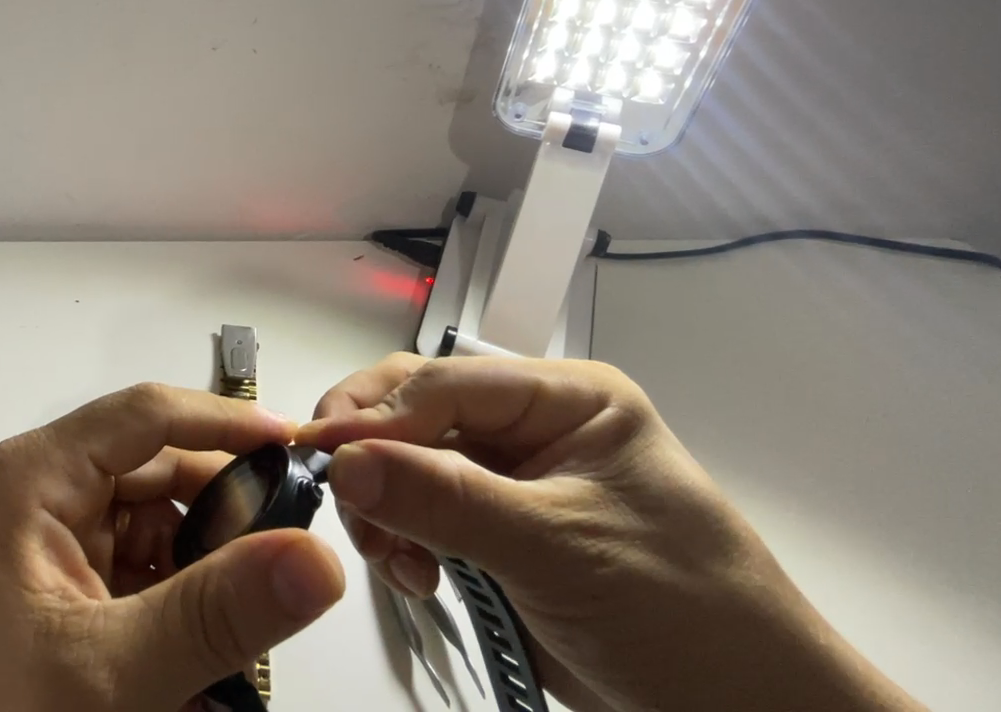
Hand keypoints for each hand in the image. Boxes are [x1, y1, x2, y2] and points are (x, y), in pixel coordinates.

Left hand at [0, 383, 346, 710]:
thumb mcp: (105, 667)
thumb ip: (214, 613)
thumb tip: (319, 559)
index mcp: (42, 474)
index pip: (151, 415)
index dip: (228, 424)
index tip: (301, 449)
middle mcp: (47, 492)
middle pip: (160, 475)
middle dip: (226, 518)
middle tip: (291, 567)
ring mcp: (52, 542)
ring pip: (155, 532)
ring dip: (204, 575)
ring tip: (248, 628)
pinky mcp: (57, 590)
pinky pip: (135, 578)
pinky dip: (175, 609)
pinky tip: (202, 662)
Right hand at [298, 353, 923, 711]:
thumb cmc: (680, 618)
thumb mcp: (559, 548)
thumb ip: (445, 500)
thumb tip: (342, 464)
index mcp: (561, 397)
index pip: (442, 382)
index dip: (377, 414)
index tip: (320, 454)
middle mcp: (524, 422)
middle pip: (411, 406)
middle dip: (369, 451)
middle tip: (343, 500)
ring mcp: (501, 474)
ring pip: (399, 457)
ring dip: (377, 502)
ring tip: (395, 560)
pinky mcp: (485, 524)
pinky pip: (409, 507)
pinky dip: (393, 535)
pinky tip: (414, 574)